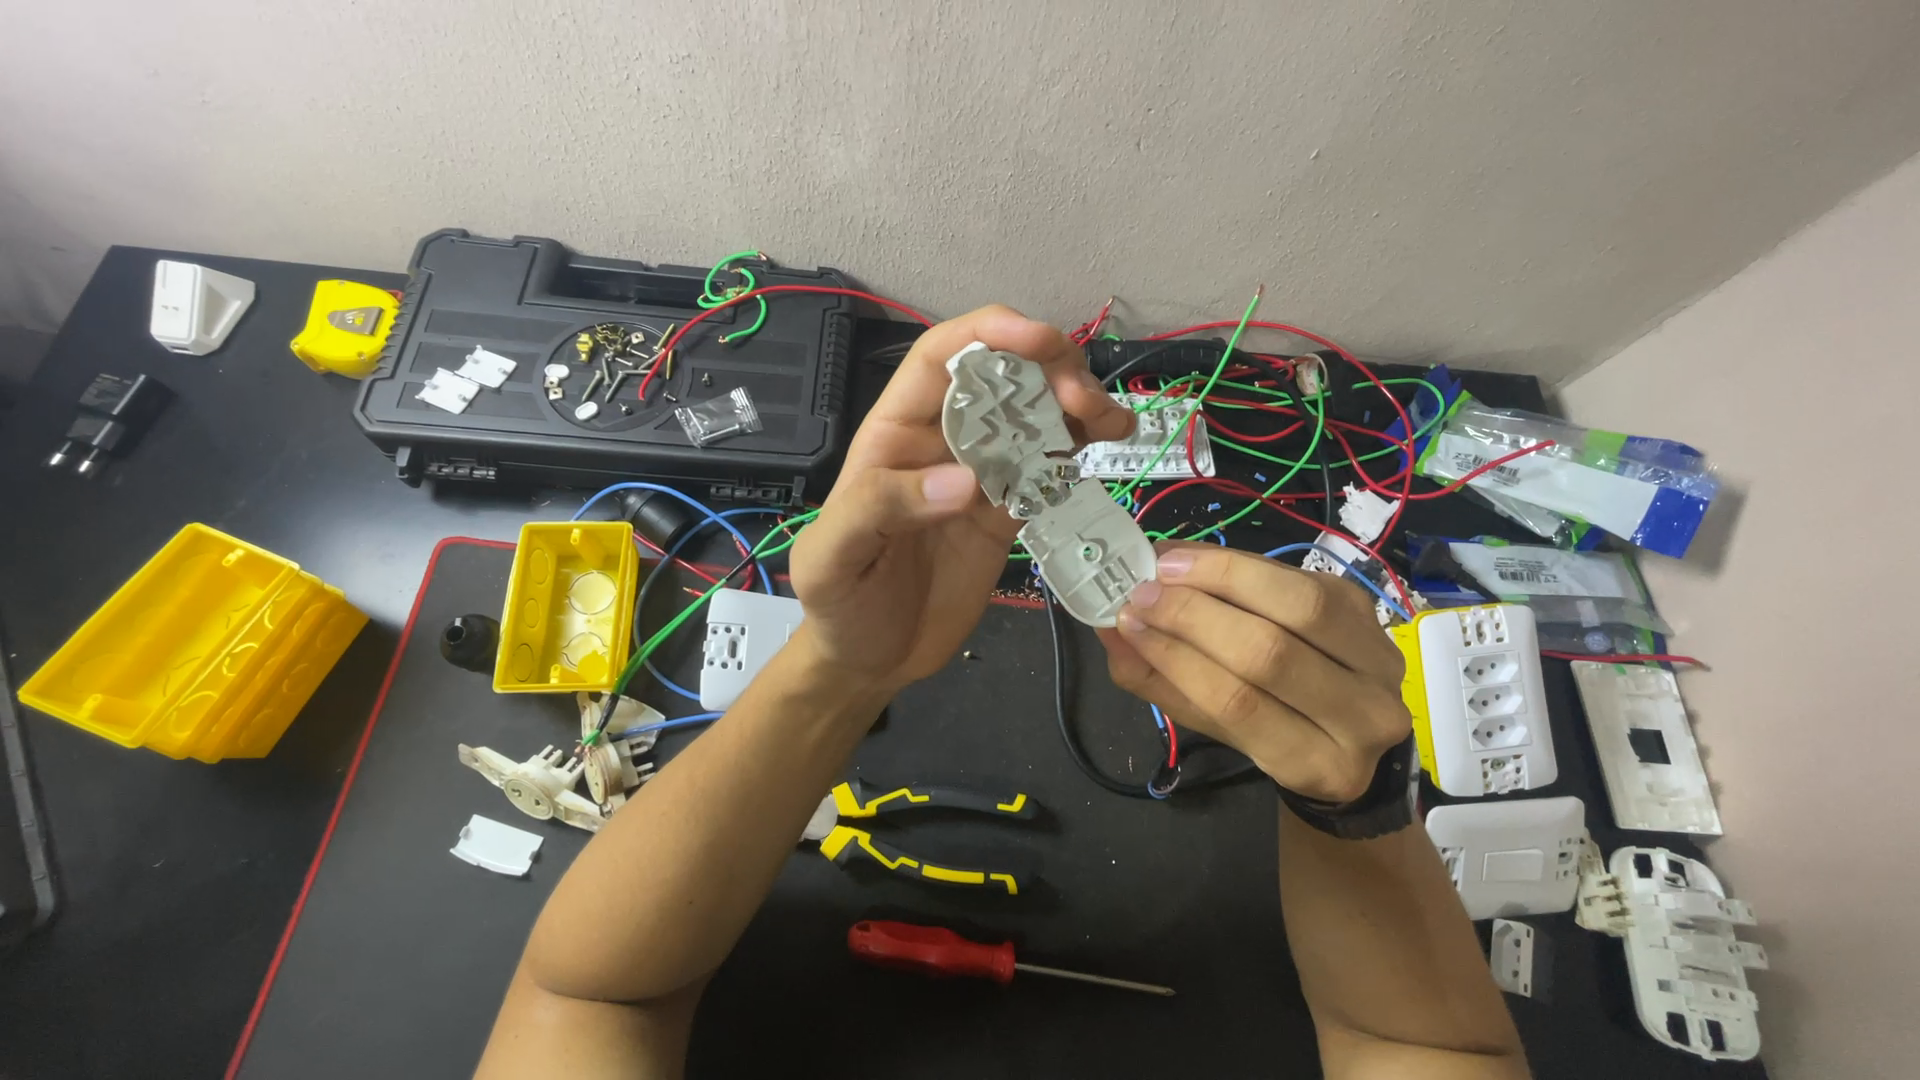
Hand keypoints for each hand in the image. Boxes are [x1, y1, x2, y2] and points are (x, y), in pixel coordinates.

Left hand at [790, 305, 1133, 693]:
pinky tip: (1105, 448)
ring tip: (1111, 422)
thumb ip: (881, 510)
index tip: (1041, 341)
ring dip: (1077, 404)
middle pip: (1002, 376)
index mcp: (894, 435)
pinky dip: (1080, 451)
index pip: (942, 359)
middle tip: (1084, 401)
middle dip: (1049, 369)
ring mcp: (980, 476)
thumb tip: (967, 482)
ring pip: (1034, 416)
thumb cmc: (839, 606)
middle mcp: (942, 443)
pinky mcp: (1007, 513)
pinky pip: (1048, 469)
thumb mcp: (832, 559)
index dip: (990, 334)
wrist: (870, 661)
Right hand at [1095, 542, 1409, 801]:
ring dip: (1223, 577)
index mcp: (1318, 764)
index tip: (1127, 621)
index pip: (1240, 705)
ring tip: (1169, 566)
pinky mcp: (1370, 611)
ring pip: (1300, 606)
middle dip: (1194, 615)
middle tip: (1142, 591)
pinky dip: (1246, 566)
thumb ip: (1158, 682)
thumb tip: (1110, 630)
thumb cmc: (1268, 727)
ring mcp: (1379, 659)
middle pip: (1271, 653)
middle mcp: (1365, 716)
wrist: (1346, 722)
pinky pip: (1305, 580)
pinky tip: (1202, 560)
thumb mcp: (1210, 722)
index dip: (1178, 659)